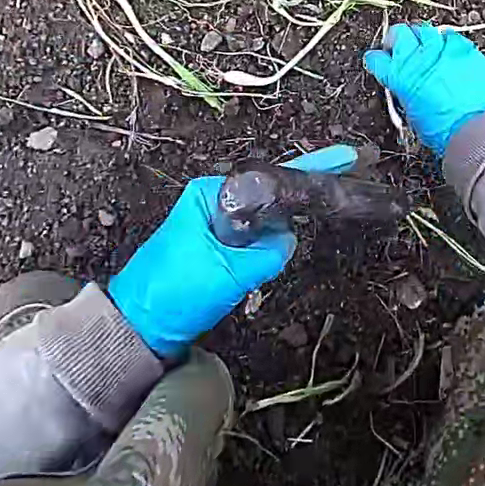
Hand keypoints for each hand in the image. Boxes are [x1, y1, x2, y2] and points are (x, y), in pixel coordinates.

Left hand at [108, 144, 359, 358]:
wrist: (140, 327)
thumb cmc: (175, 292)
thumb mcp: (229, 273)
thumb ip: (267, 253)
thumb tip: (289, 238)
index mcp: (210, 195)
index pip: (268, 177)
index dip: (309, 168)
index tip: (343, 158)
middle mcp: (213, 201)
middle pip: (269, 191)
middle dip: (302, 192)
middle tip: (344, 185)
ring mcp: (214, 223)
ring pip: (263, 216)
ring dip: (285, 221)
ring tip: (322, 211)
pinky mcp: (217, 245)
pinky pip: (253, 235)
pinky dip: (270, 241)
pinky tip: (286, 242)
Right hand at [363, 22, 484, 156]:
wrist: (475, 126)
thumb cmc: (444, 130)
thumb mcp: (412, 114)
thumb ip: (405, 92)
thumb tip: (405, 85)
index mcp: (399, 76)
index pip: (376, 58)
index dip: (378, 60)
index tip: (381, 61)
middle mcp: (416, 57)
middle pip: (398, 32)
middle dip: (398, 39)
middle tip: (403, 49)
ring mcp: (440, 49)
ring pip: (424, 29)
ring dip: (423, 39)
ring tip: (429, 52)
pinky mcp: (462, 47)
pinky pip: (449, 36)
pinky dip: (447, 43)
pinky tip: (449, 54)